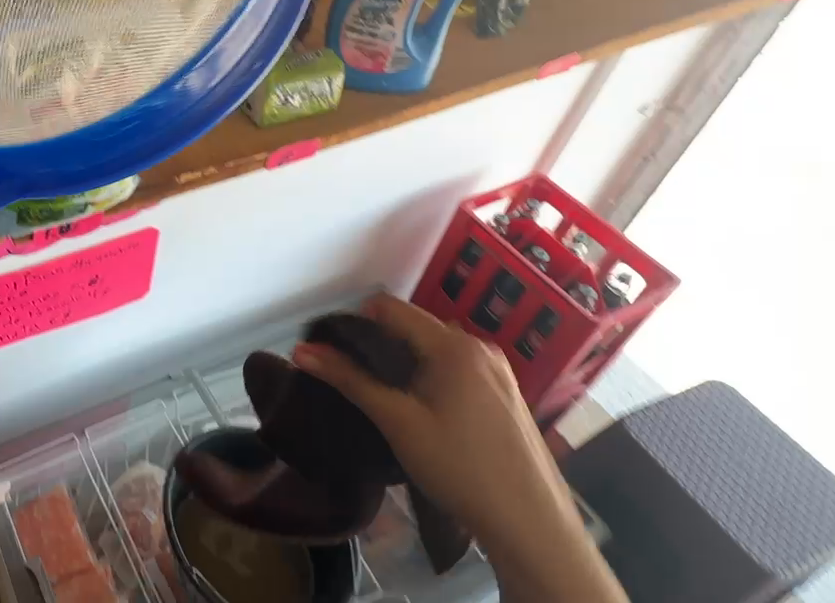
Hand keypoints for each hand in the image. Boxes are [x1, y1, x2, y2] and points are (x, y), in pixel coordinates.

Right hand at [291, 295, 625, 602]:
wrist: (534, 528)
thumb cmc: (460, 468)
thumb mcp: (396, 421)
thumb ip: (348, 379)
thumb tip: (300, 349)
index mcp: (453, 345)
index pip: (388, 307)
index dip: (354, 324)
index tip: (335, 353)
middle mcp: (479, 347)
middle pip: (412, 326)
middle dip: (379, 345)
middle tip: (355, 380)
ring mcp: (498, 371)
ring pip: (434, 349)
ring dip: (405, 363)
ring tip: (385, 399)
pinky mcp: (507, 395)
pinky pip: (456, 368)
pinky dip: (431, 378)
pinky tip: (424, 413)